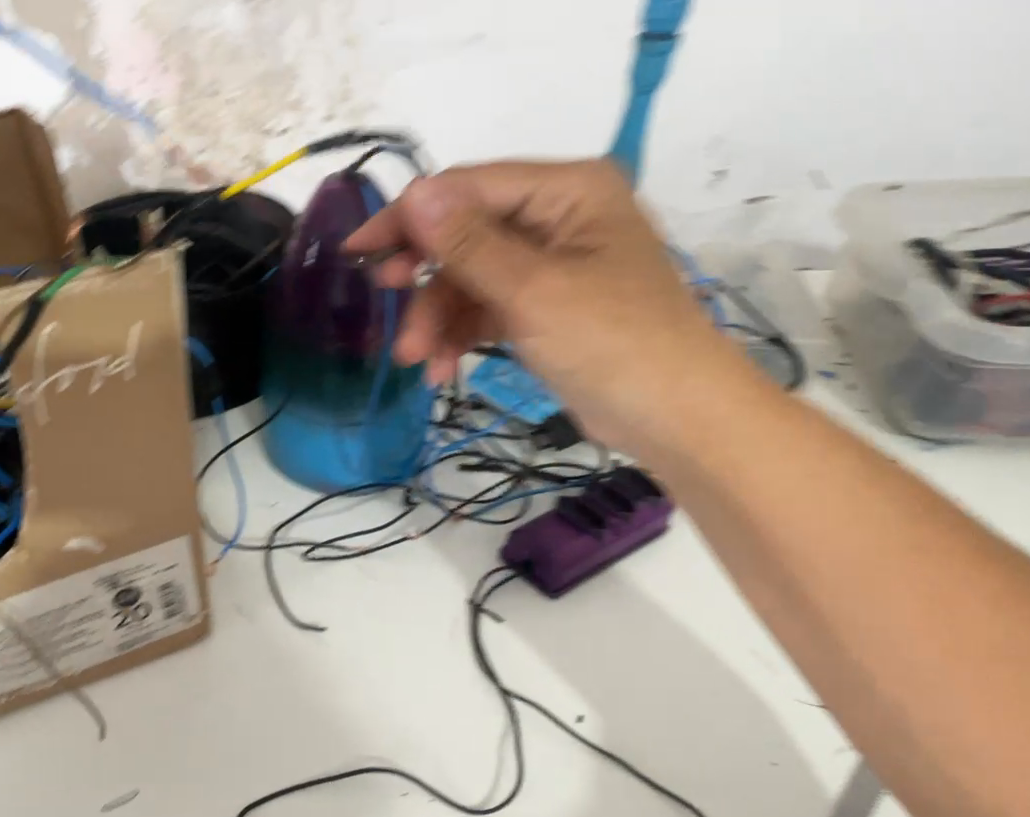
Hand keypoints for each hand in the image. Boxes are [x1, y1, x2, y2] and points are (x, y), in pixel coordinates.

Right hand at [346, 160, 764, 454]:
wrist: (672, 415)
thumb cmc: (612, 342)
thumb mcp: (532, 290)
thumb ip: (469, 243)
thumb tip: (414, 191)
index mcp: (568, 191)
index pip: (470, 188)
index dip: (411, 217)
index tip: (358, 252)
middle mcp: (558, 216)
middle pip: (465, 235)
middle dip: (426, 281)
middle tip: (388, 311)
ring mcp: (551, 263)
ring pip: (469, 278)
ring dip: (438, 318)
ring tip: (417, 362)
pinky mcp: (544, 305)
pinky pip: (485, 308)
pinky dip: (460, 335)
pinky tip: (442, 370)